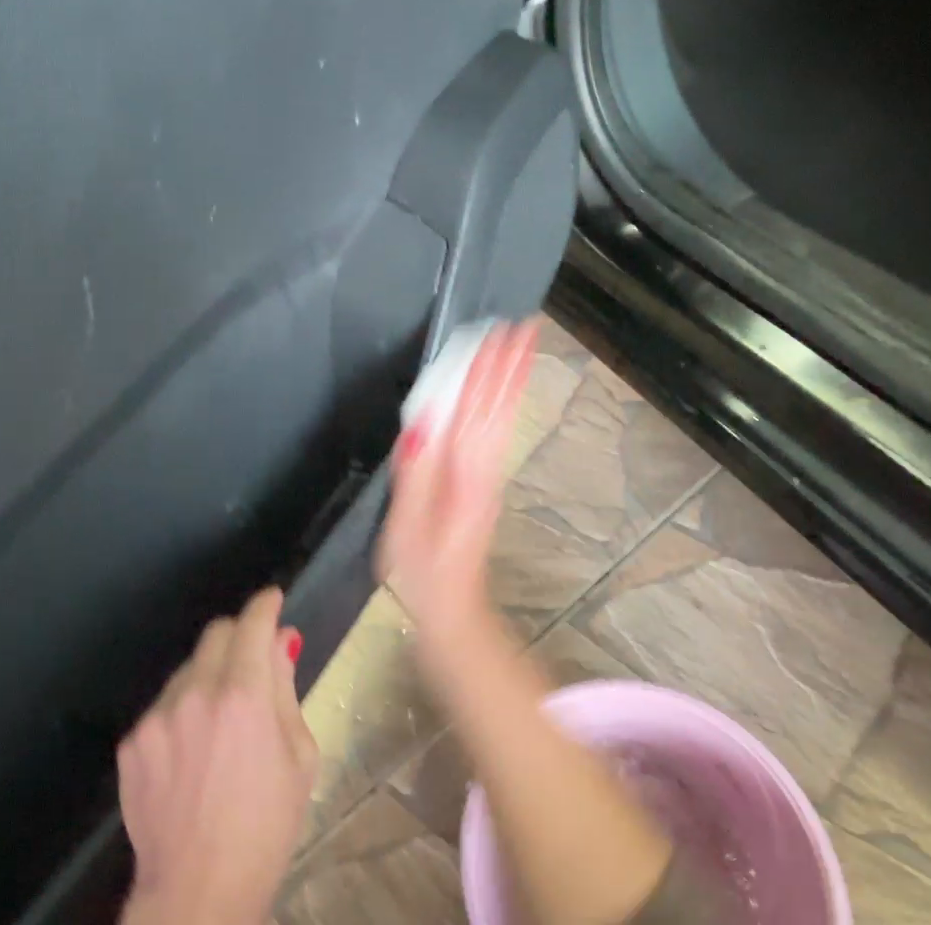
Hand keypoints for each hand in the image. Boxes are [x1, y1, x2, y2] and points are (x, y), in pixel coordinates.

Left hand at [117, 588, 316, 924]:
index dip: (265, 605)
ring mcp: (157, 718)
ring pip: (187, 669)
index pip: (252, 624)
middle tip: (253, 660)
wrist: (199, 888)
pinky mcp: (133, 743)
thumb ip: (285, 690)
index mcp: (244, 696)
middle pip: (215, 634)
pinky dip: (183, 711)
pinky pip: (163, 707)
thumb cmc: (266, 827)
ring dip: (209, 675)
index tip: (273, 601)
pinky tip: (193, 751)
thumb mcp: (299, 757)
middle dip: (238, 636)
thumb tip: (279, 646)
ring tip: (222, 721)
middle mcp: (195, 694)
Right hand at [377, 319, 538, 637]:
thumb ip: (415, 474)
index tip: (495, 335)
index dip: (483, 370)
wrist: (451, 605)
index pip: (473, 410)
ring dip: (511, 380)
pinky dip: (505, 406)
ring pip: (502, 418)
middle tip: (523, 326)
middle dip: (508, 365)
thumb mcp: (407, 527)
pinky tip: (506, 393)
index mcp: (462, 474)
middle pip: (496, 407)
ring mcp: (487, 475)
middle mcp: (481, 469)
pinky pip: (498, 433)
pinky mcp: (484, 483)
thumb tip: (420, 425)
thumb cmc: (422, 570)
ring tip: (522, 346)